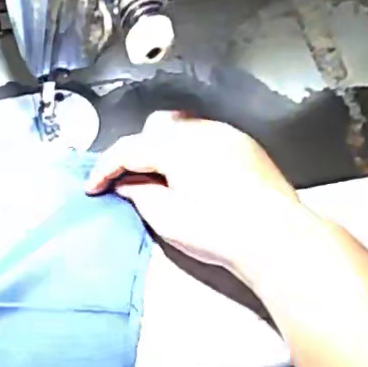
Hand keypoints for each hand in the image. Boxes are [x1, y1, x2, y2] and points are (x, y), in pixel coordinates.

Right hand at [87, 112, 325, 283]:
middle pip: (155, 129)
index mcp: (178, 144)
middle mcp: (203, 130)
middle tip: (126, 181)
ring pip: (182, 130)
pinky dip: (187, 154)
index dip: (106, 168)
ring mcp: (227, 136)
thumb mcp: (166, 217)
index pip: (129, 148)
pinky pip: (205, 140)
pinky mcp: (245, 148)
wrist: (274, 237)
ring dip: (162, 151)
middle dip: (136, 152)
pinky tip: (187, 181)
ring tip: (157, 183)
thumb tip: (128, 185)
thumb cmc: (219, 230)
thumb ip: (140, 194)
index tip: (93, 187)